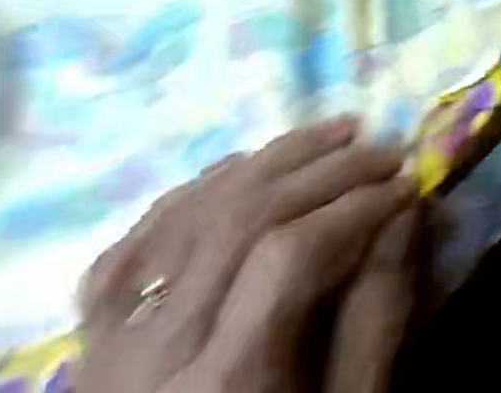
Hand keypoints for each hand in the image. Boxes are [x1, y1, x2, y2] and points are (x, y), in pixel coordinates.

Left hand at [75, 117, 420, 392]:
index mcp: (225, 387)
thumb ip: (379, 311)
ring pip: (189, 214)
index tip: (410, 182)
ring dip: (272, 159)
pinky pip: (135, 242)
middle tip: (386, 149)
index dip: (358, 203)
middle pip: (240, 220)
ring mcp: (108, 346)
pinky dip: (197, 190)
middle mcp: (152, 358)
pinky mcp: (90, 342)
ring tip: (335, 134)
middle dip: (326, 169)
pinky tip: (247, 166)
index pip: (292, 253)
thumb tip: (407, 207)